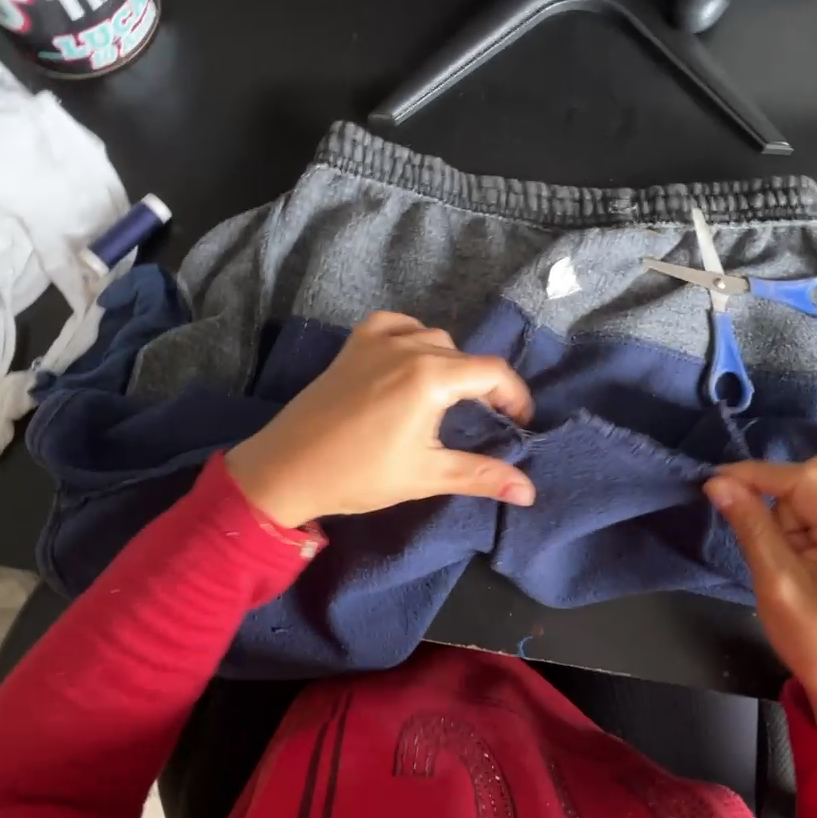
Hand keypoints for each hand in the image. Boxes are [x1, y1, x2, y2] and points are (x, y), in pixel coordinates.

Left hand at [224, 312, 536, 527]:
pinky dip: (413, 338)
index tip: (521, 424)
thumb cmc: (359, 474)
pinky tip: (411, 360)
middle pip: (465, 357)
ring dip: (450, 364)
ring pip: (434, 339)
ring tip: (448, 397)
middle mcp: (409, 347)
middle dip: (483, 387)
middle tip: (485, 421)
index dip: (515, 397)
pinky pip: (397, 325)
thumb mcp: (426, 476)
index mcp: (431, 376)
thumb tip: (529, 492)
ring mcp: (378, 340)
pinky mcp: (354, 344)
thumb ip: (482, 476)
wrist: (287, 468)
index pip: (493, 373)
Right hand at [704, 459, 816, 746]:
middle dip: (770, 497)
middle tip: (741, 522)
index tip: (713, 482)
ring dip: (782, 516)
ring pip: (809, 494)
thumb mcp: (776, 582)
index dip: (755, 474)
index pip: (804, 478)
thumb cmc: (816, 642)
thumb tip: (717, 483)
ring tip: (778, 558)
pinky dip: (793, 525)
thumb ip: (750, 525)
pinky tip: (789, 555)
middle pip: (811, 480)